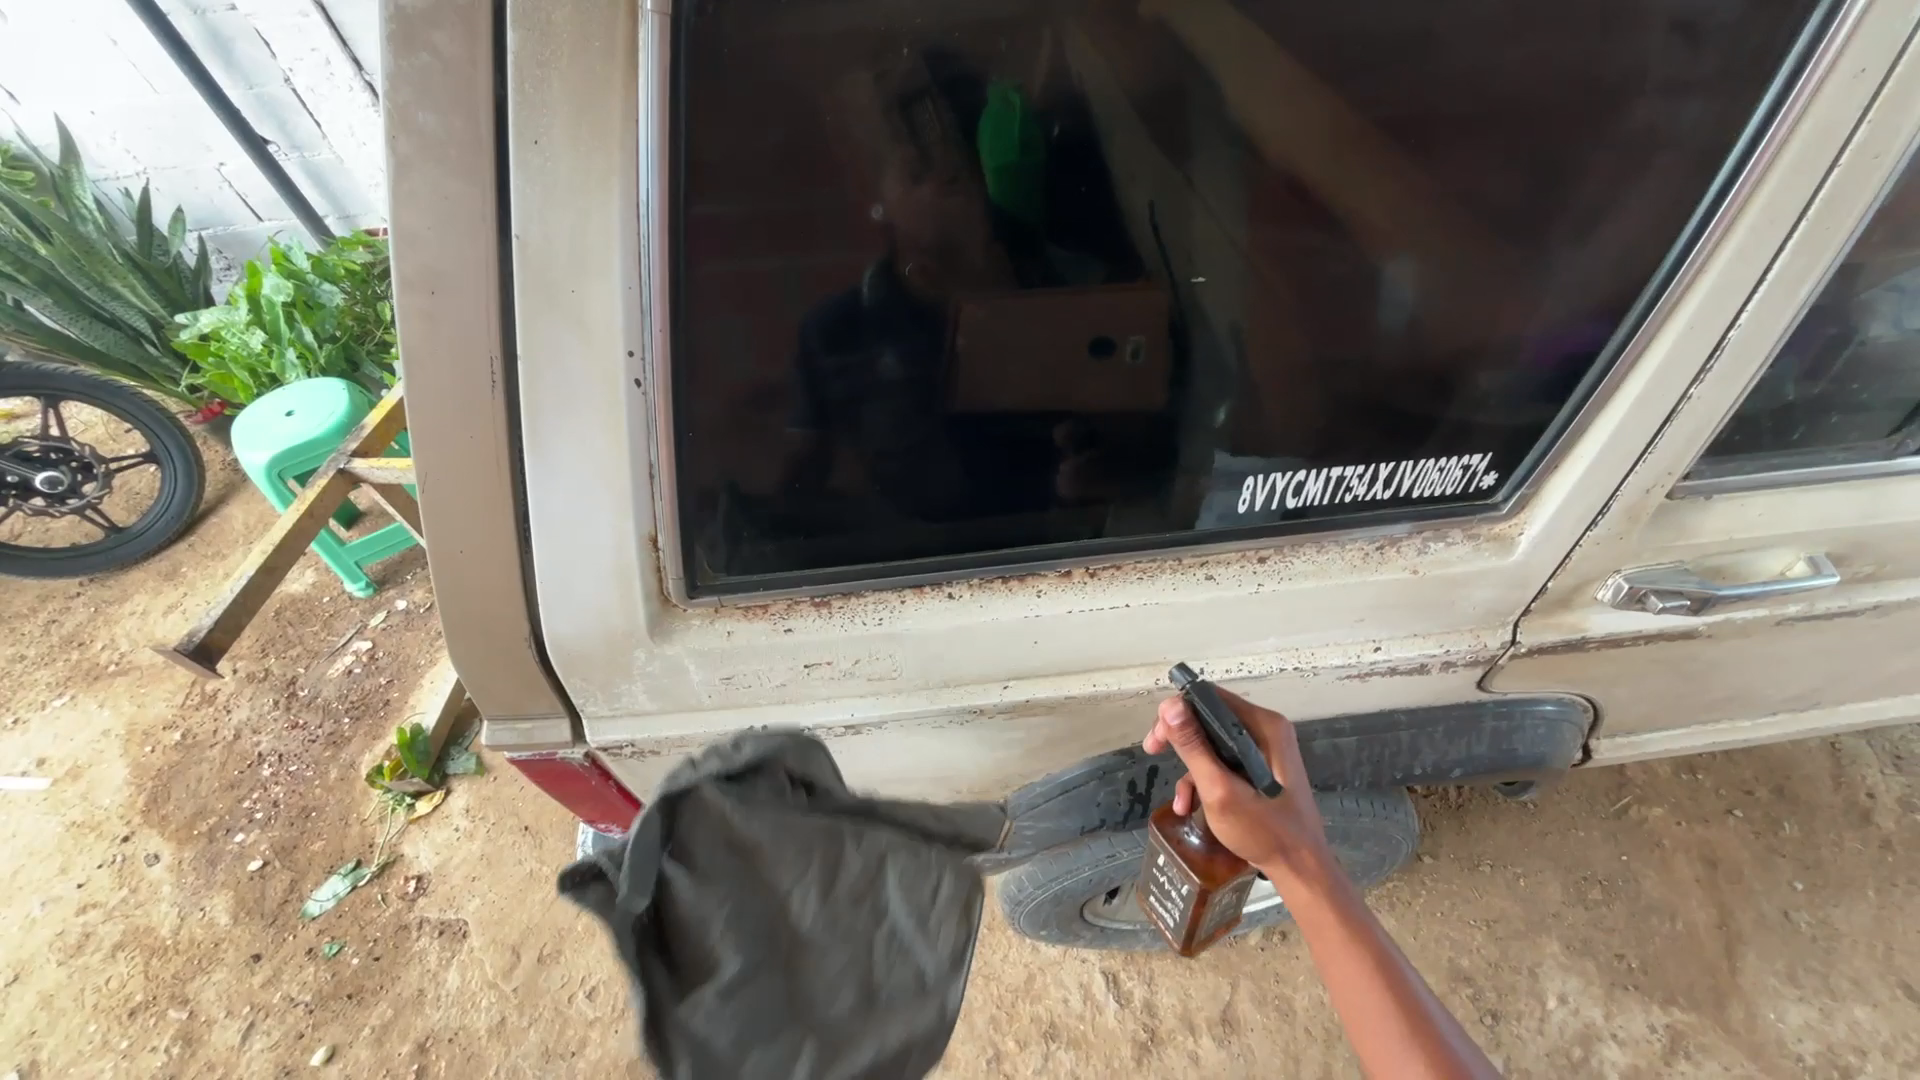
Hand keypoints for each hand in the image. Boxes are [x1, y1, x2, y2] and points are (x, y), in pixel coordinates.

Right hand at [1143, 688, 1338, 892]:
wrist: (1301, 871)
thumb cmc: (1264, 831)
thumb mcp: (1220, 789)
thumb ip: (1194, 747)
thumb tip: (1169, 706)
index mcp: (1263, 726)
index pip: (1210, 697)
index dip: (1176, 711)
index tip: (1157, 737)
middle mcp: (1265, 730)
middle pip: (1208, 718)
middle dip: (1178, 738)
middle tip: (1153, 751)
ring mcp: (1264, 750)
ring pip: (1212, 742)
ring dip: (1190, 768)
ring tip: (1180, 801)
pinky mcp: (1260, 769)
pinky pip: (1223, 762)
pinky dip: (1204, 780)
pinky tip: (1191, 807)